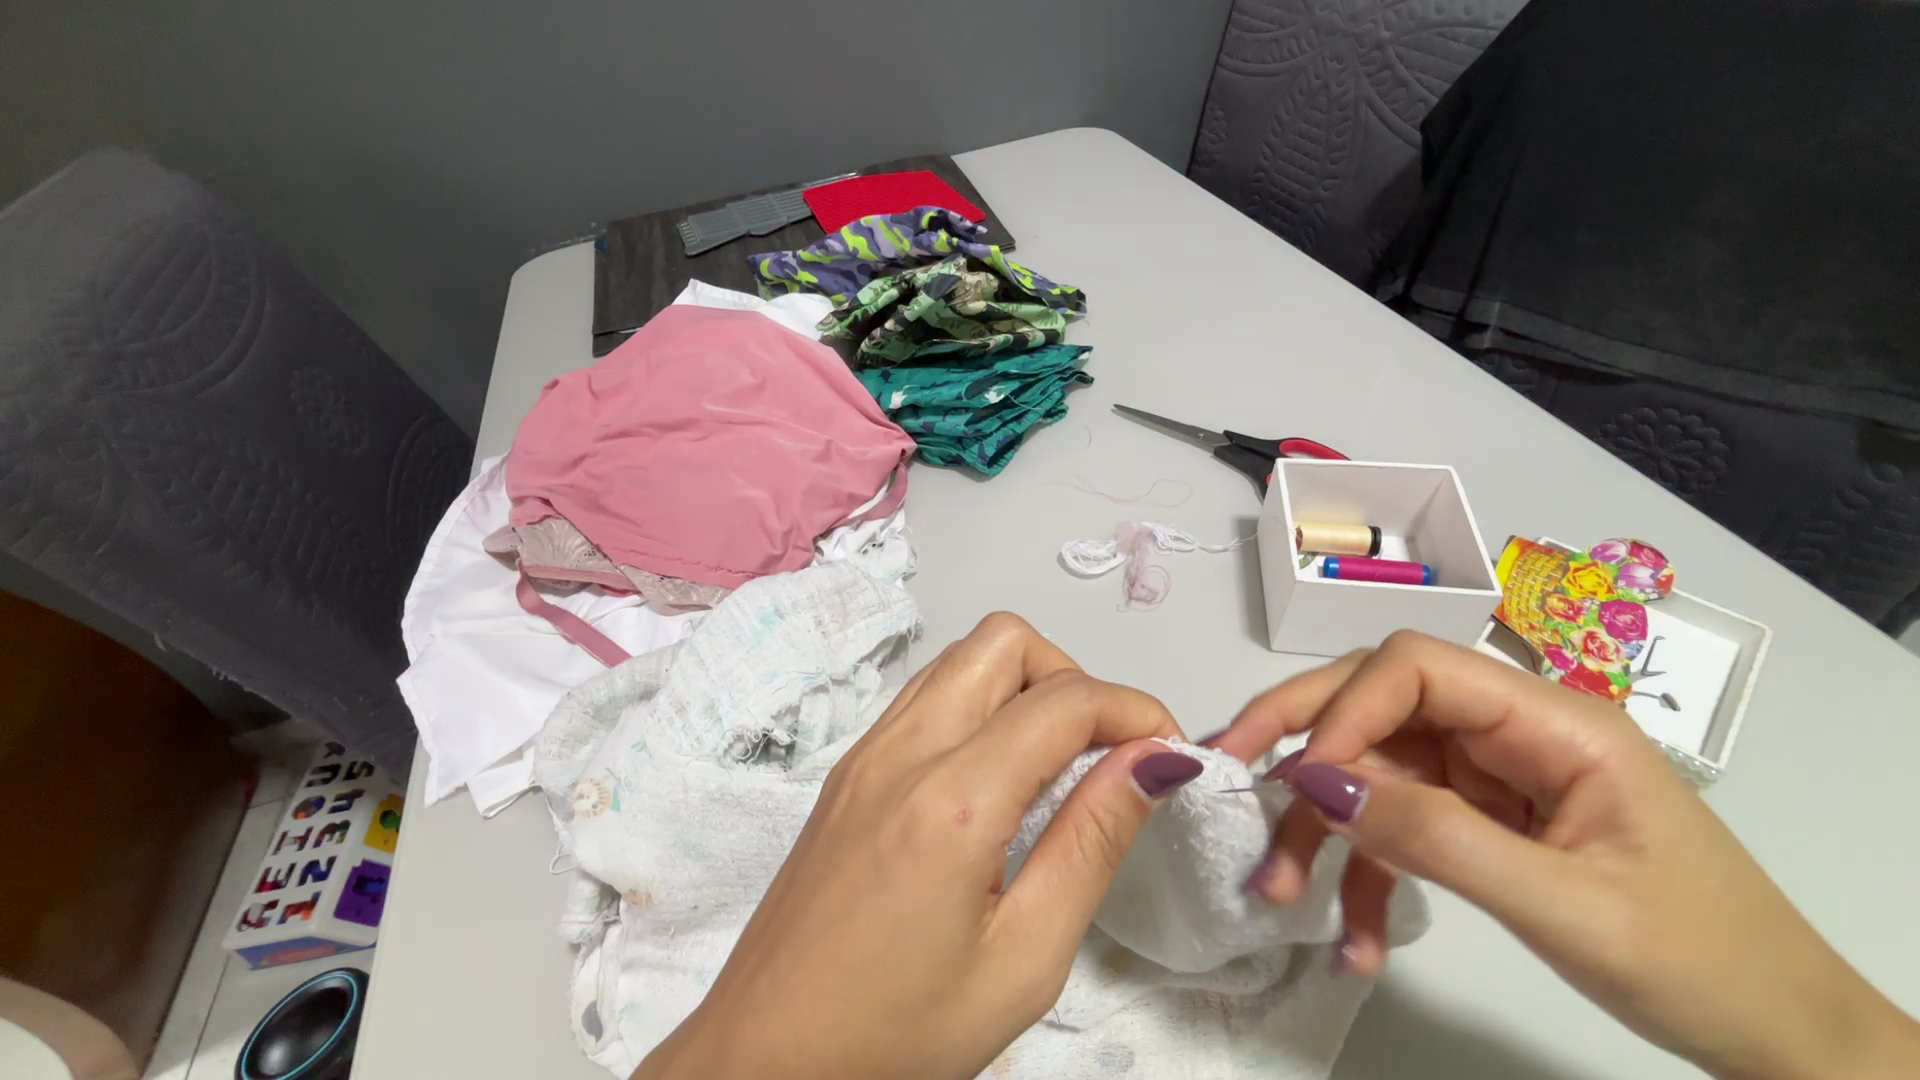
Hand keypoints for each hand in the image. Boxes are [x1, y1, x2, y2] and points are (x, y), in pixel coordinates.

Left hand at [633, 613, 1200, 1079]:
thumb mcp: (1024, 958)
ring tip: (1056, 765)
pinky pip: (928, 695)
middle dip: (1073, 678)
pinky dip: (980, 705)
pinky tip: (997, 778)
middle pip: (1004, 641)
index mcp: (951, 798)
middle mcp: (902, 750)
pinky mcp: (849, 768)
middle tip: (1103, 754)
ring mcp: (866, 751)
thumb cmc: (897, 1033)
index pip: (1063, 700)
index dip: (1134, 710)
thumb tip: (1154, 762)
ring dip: (1024, 685)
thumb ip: (1094, 841)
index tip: (1169, 754)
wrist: (763, 1058)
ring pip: (961, 657)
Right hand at [1210, 630, 1919, 1079]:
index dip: (1343, 708)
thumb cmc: (1702, 964)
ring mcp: (1486, 774)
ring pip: (1370, 768)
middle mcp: (1507, 730)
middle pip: (1375, 701)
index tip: (1302, 779)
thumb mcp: (1568, 908)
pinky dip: (1363, 877)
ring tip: (1281, 892)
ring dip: (1321, 829)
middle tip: (1227, 773)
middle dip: (1300, 741)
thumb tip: (1315, 782)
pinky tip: (1355, 940)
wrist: (1782, 1038)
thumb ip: (1436, 838)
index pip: (1414, 668)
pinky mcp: (1474, 818)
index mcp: (1551, 721)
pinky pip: (1395, 827)